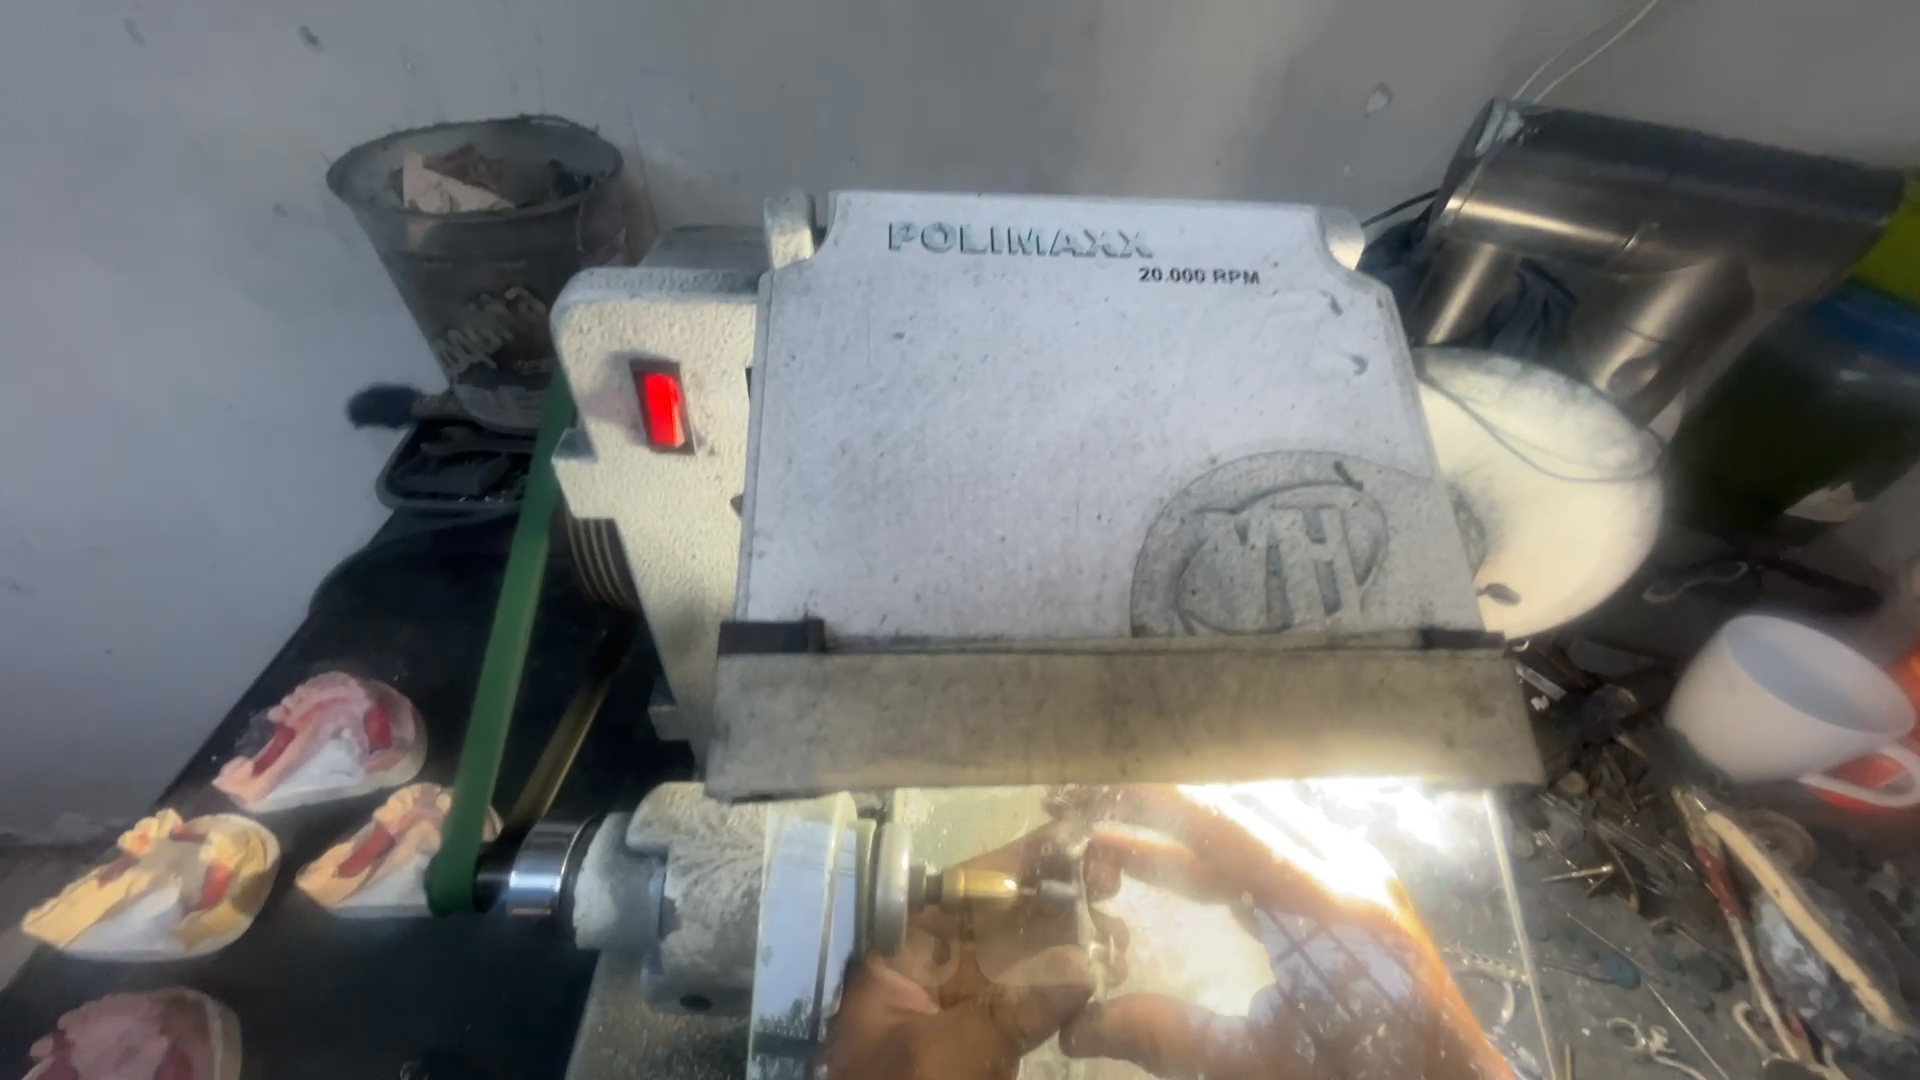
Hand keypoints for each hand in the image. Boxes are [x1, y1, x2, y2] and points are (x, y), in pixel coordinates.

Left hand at [817, 817, 1132, 1079]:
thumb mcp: (936, 1058)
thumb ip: (1006, 1016)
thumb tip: (1081, 969)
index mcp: (904, 948)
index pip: (960, 886)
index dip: (1015, 862)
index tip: (1068, 842)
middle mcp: (936, 960)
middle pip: (1000, 911)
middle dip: (1054, 894)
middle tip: (1108, 883)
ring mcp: (965, 996)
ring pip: (1024, 951)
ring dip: (1071, 936)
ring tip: (1116, 936)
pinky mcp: (989, 1032)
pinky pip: (1034, 996)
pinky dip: (1070, 985)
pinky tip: (1107, 974)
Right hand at [1058, 786, 1513, 1079]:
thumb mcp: (1262, 1067)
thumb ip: (1168, 1037)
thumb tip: (1075, 1028)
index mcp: (1325, 906)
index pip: (1214, 821)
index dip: (1139, 800)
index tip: (1079, 795)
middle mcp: (1342, 864)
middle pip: (1221, 802)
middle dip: (1143, 803)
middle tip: (1076, 808)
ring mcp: (1351, 862)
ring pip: (1239, 813)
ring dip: (1170, 823)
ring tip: (1104, 836)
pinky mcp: (1348, 873)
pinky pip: (1263, 838)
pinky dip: (1206, 847)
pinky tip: (1160, 863)